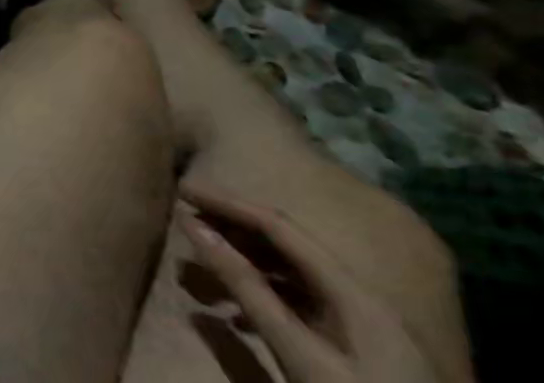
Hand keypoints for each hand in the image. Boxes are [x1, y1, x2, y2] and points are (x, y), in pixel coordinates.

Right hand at [179, 183, 441, 382]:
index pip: (278, 226)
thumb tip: (194, 229)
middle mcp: (359, 296)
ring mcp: (362, 324)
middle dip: (233, 229)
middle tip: (185, 221)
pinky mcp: (358, 348)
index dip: (228, 203)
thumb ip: (247, 290)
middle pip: (286, 245)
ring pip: (292, 274)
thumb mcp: (299, 354)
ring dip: (245, 263)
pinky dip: (264, 295)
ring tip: (202, 264)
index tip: (181, 190)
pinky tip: (236, 313)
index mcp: (352, 291)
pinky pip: (301, 303)